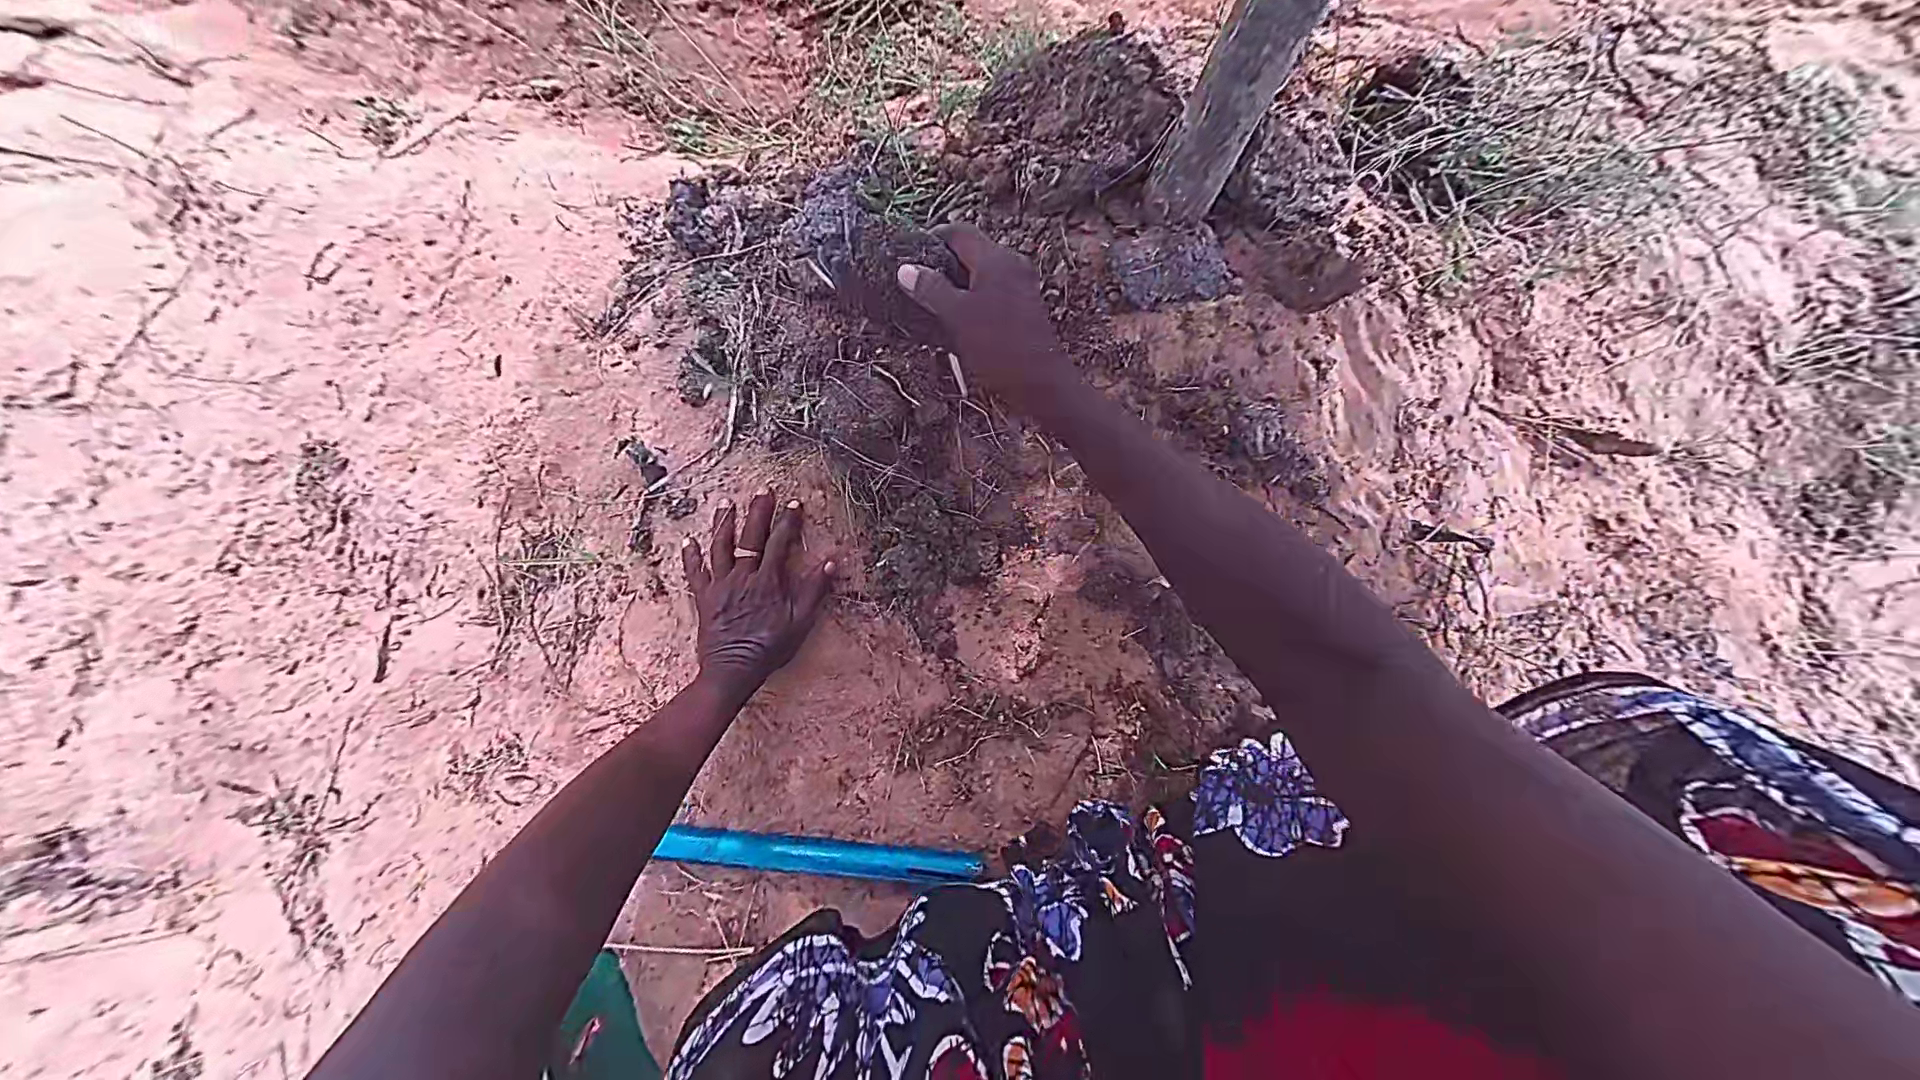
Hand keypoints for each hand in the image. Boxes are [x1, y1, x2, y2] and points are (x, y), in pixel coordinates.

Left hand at [681, 492, 835, 692]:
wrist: (732, 669)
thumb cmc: (770, 647)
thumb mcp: (801, 621)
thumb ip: (815, 590)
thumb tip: (830, 562)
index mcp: (768, 581)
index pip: (779, 542)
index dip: (788, 521)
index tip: (794, 503)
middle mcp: (742, 576)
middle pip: (750, 537)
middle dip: (758, 512)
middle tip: (763, 491)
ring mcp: (720, 585)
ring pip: (720, 547)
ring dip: (724, 524)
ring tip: (726, 504)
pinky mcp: (704, 597)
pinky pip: (695, 572)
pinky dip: (691, 556)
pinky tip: (689, 541)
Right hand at [895, 223, 1078, 414]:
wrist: (1040, 384)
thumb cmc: (998, 347)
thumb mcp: (957, 316)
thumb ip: (931, 289)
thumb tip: (906, 269)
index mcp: (996, 258)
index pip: (959, 232)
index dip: (932, 239)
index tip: (911, 258)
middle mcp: (1013, 265)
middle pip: (972, 252)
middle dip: (944, 265)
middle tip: (920, 285)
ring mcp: (1022, 286)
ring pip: (983, 275)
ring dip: (959, 286)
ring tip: (936, 306)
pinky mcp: (1026, 309)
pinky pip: (994, 293)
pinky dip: (975, 300)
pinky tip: (960, 322)